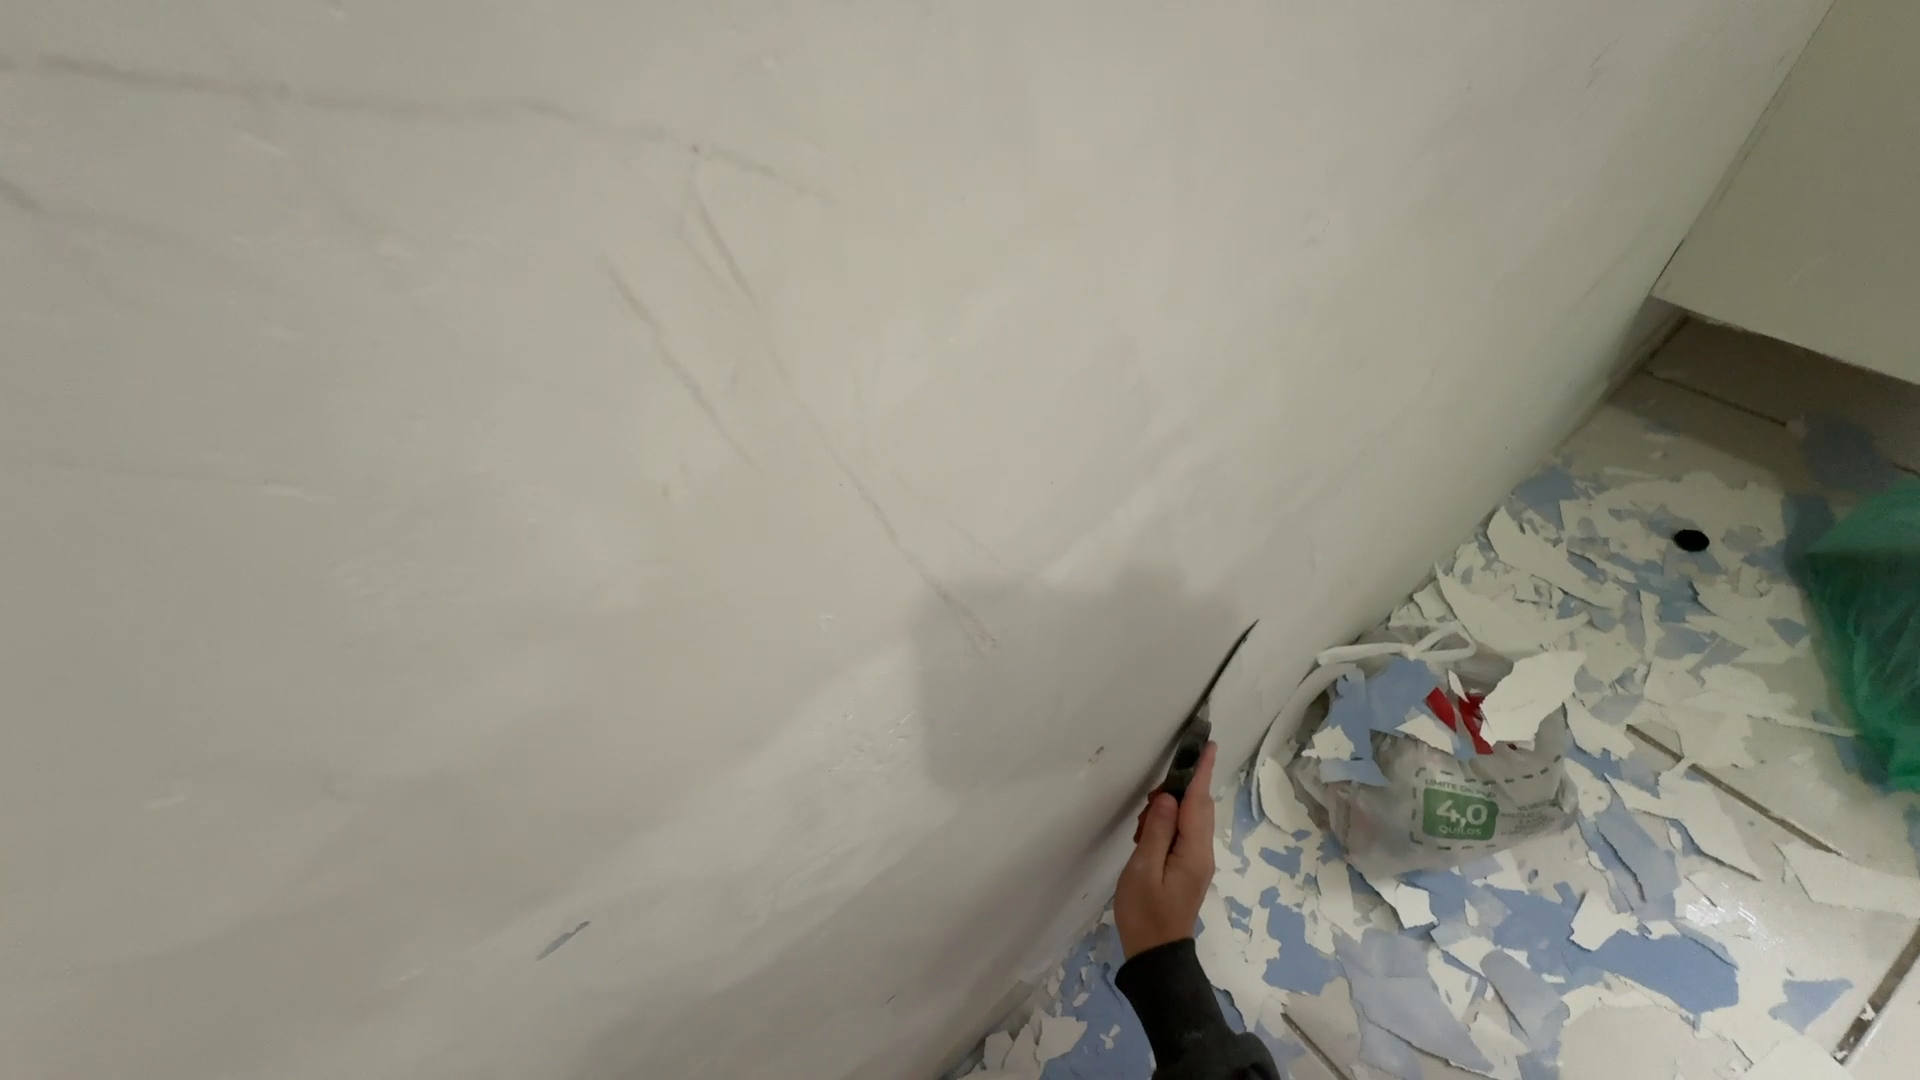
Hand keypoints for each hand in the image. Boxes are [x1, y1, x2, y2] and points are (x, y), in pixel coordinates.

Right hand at [1114, 742, 1217, 958]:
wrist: (1156, 955)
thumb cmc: (1145, 913)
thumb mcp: (1143, 869)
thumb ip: (1157, 830)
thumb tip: (1168, 798)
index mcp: (1194, 851)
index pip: (1199, 802)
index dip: (1201, 772)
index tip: (1209, 745)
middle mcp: (1202, 852)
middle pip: (1198, 807)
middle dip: (1177, 791)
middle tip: (1149, 804)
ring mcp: (1198, 861)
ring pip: (1189, 819)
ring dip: (1168, 810)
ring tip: (1143, 827)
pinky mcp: (1189, 867)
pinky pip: (1183, 833)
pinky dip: (1167, 824)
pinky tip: (1148, 835)